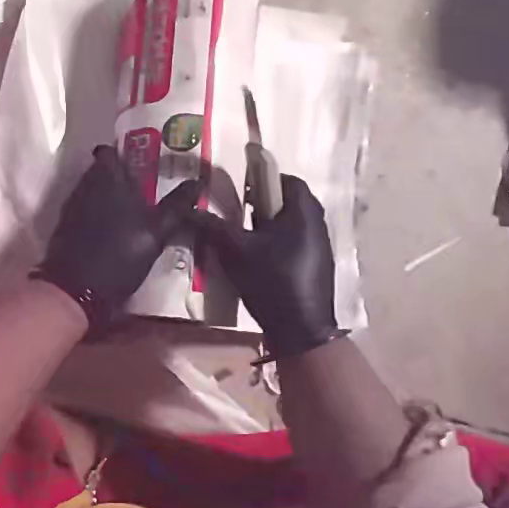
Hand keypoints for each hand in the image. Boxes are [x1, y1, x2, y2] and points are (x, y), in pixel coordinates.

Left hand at [36, 146, 203, 329]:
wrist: (75, 288)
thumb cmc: (120, 253)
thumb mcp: (156, 232)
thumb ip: (177, 206)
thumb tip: (198, 181)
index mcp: (108, 179)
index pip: (109, 152)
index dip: (121, 153)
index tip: (138, 161)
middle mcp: (86, 186)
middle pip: (99, 170)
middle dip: (116, 175)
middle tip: (140, 186)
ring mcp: (71, 206)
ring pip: (89, 189)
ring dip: (105, 194)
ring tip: (127, 207)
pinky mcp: (64, 226)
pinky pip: (82, 208)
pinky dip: (94, 211)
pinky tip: (108, 227)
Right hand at [196, 174, 341, 359]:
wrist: (301, 329)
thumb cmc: (271, 280)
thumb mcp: (235, 251)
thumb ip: (213, 227)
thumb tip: (188, 210)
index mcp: (303, 212)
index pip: (287, 179)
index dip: (264, 177)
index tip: (242, 187)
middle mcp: (317, 224)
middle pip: (289, 202)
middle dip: (263, 203)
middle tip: (238, 211)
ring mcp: (320, 247)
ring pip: (292, 224)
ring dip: (269, 224)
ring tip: (244, 236)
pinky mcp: (317, 266)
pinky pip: (295, 243)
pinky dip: (277, 242)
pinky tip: (258, 259)